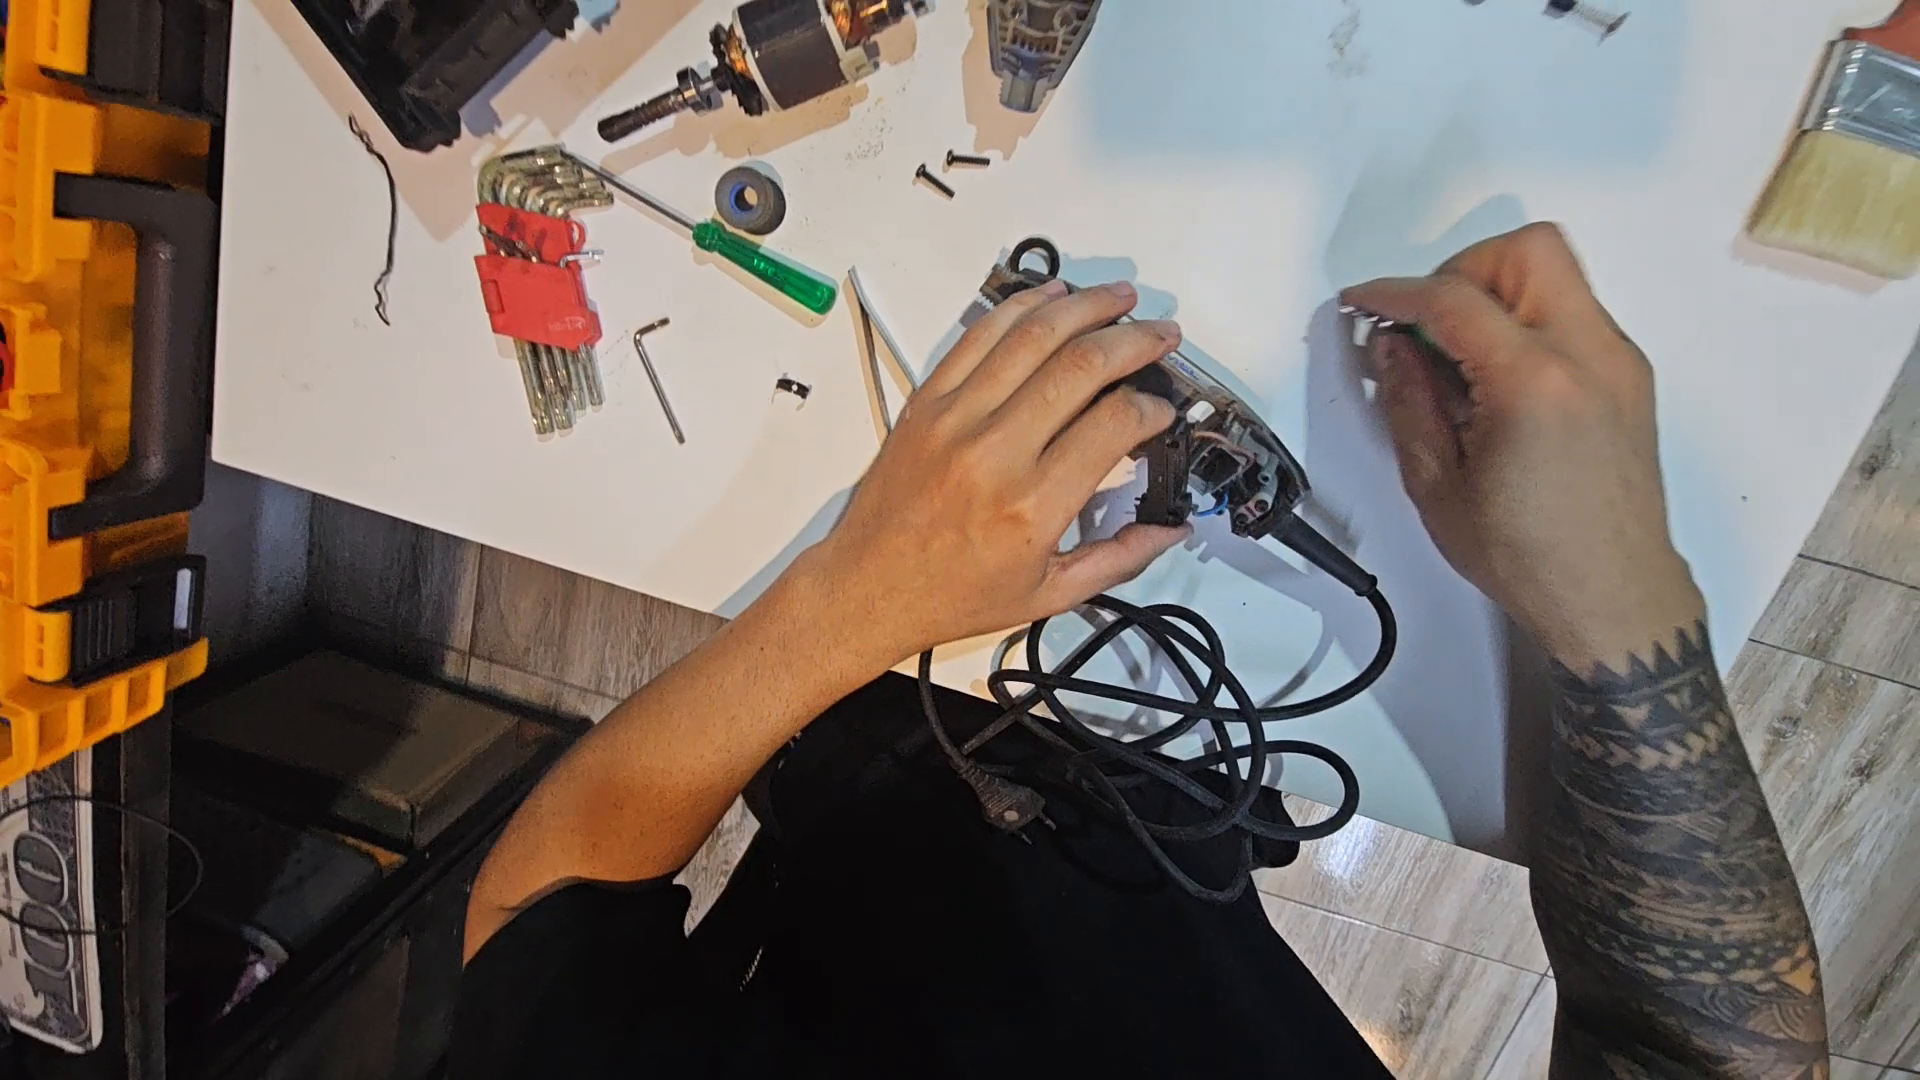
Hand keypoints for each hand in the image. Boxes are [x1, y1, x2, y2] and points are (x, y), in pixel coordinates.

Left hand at [795, 280, 1189, 663]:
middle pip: (1081, 365)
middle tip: (1162, 335)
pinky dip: (1019, 308)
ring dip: (1085, 306)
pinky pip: (978, 337)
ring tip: (1120, 298)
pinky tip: (1051, 295)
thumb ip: (1117, 560)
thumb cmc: (951, 594)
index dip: (1151, 408)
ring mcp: (955, 419)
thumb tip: (1169, 530)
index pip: (1113, 424)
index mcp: (1031, 506)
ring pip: (1031, 336)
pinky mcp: (927, 403)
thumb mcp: (1046, 596)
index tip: (1160, 411)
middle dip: (1135, 340)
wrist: (869, 586)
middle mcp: (994, 453)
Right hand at [1341, 223, 1703, 668]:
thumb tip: (1391, 344)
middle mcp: (1590, 355)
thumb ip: (1408, 400)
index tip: (1359, 302)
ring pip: (1553, 273)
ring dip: (1488, 294)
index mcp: (1533, 384)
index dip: (1395, 292)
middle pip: (1527, 250)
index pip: (1456, 299)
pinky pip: (1567, 311)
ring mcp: (1617, 360)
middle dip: (1458, 271)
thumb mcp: (1434, 481)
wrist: (1610, 590)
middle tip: (1417, 323)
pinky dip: (1516, 320)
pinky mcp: (1624, 375)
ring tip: (1445, 355)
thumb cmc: (1518, 551)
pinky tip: (1483, 377)